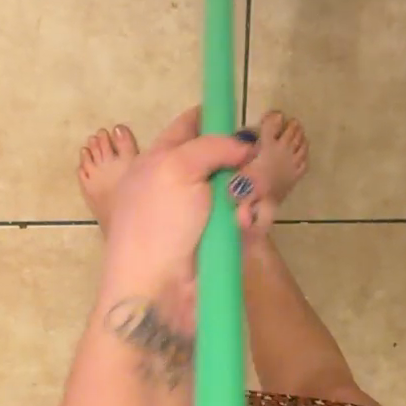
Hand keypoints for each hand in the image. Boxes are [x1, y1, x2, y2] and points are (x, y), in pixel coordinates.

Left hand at [94, 106, 252, 290]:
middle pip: (223, 161)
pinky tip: (245, 228)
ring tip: (243, 212)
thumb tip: (244, 144)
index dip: (211, 118)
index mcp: (158, 163)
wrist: (156, 293)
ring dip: (249, 197)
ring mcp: (200, 218)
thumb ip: (211, 146)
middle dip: (242, 164)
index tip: (237, 112)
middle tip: (248, 173)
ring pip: (240, 192)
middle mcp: (179, 188)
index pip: (187, 128)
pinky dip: (249, 224)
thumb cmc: (157, 225)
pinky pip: (245, 223)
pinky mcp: (218, 245)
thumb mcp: (175, 168)